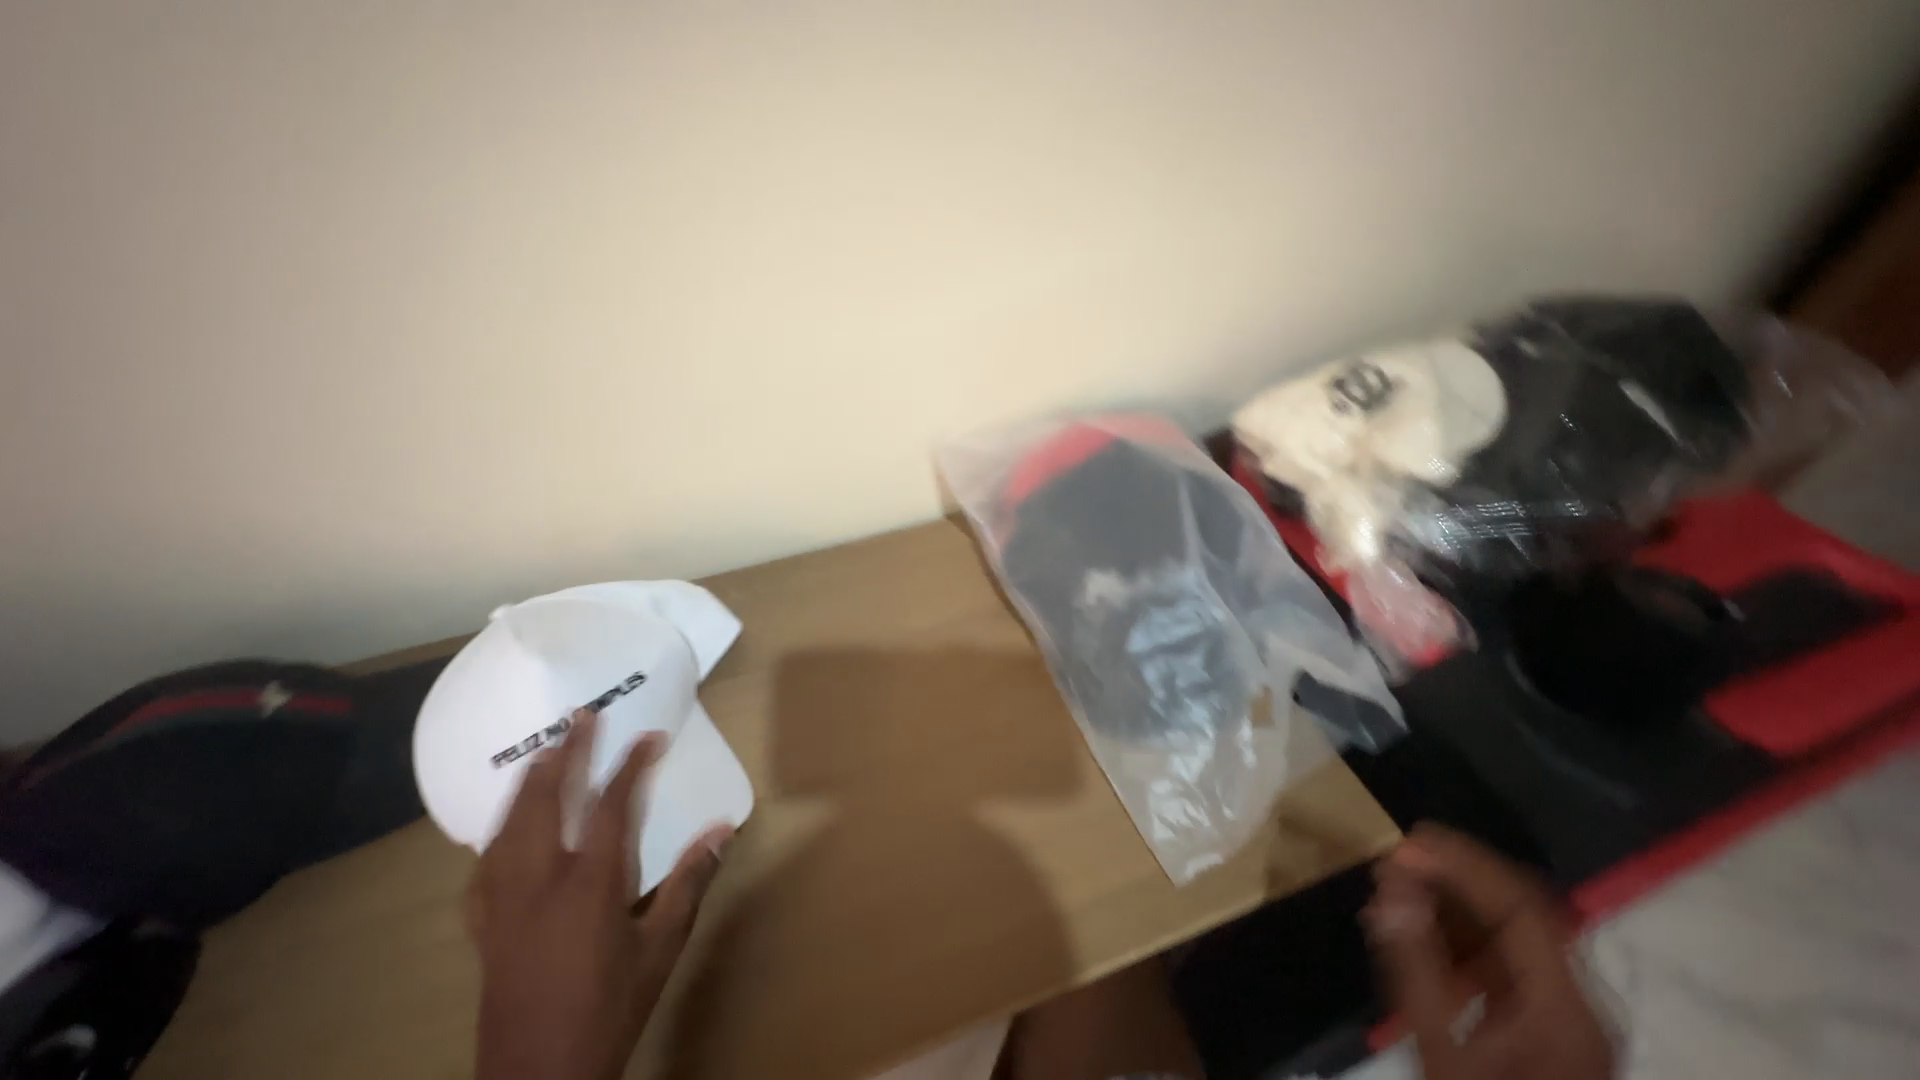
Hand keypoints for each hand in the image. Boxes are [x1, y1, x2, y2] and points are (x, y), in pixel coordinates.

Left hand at [468, 707, 733, 1079]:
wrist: (539, 1075)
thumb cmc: (611, 1008)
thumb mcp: (662, 947)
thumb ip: (689, 883)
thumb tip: (721, 829)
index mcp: (590, 882)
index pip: (613, 805)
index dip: (631, 765)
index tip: (648, 737)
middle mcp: (540, 879)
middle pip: (549, 800)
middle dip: (566, 753)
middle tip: (579, 717)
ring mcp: (504, 901)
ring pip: (509, 825)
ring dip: (528, 784)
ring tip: (543, 754)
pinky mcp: (483, 926)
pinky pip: (483, 866)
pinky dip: (496, 835)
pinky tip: (500, 831)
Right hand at [1363, 825, 1613, 1079]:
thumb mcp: (1441, 1051)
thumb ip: (1416, 966)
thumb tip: (1391, 891)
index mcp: (1564, 1008)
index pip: (1520, 908)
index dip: (1464, 865)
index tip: (1408, 843)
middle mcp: (1579, 1004)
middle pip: (1522, 916)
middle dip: (1456, 879)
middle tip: (1396, 861)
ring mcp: (1567, 1019)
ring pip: (1513, 938)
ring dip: (1455, 908)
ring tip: (1396, 891)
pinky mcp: (1548, 1031)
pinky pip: (1508, 968)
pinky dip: (1462, 943)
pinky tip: (1420, 936)